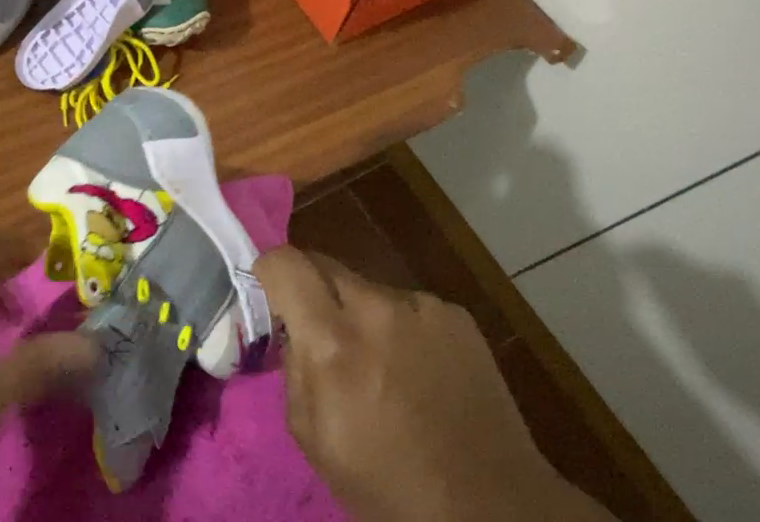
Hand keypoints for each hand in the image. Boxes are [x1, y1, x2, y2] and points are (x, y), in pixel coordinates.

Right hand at [254, 246, 612, 520]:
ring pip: (369, 289)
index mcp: (334, 342)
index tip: (273, 298)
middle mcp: (378, 309)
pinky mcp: (457, 315)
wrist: (489, 506)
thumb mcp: (312, 436)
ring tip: (383, 364)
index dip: (270, 273)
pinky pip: (409, 306)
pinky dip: (402, 327)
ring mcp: (423, 307)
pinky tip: (421, 370)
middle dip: (314, 294)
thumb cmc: (387, 483)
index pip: (285, 262)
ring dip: (362, 314)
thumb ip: (294, 368)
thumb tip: (293, 328)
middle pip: (325, 266)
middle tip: (324, 337)